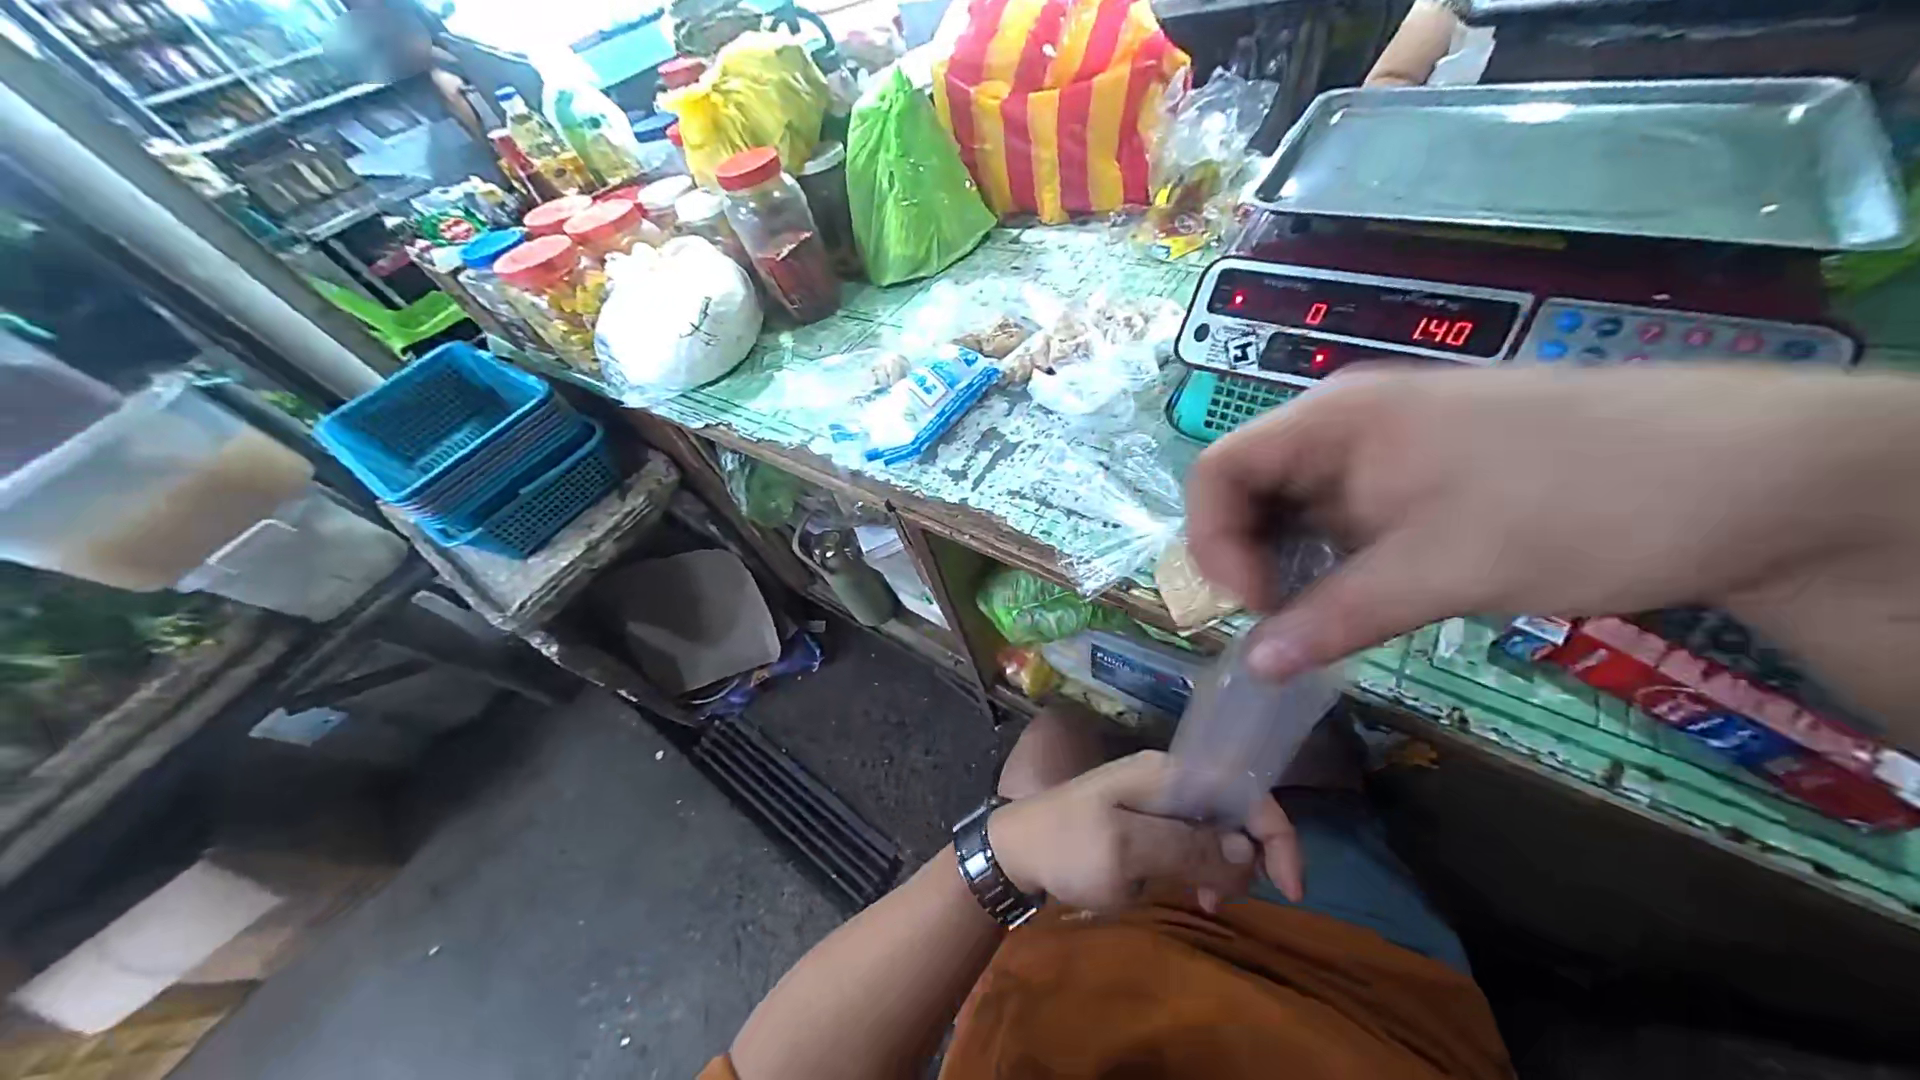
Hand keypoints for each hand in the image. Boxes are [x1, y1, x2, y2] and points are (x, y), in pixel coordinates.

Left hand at [987, 750, 1302, 912]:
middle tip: (1217, 900)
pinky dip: (1201, 869)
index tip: (1288, 890)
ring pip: (1218, 831)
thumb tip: (1247, 850)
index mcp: (1167, 773)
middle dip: (1246, 859)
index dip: (1277, 835)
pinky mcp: (1146, 822)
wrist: (1014, 849)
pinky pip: (1193, 842)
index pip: (1245, 789)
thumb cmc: (1065, 845)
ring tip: (1199, 901)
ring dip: (1223, 869)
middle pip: (1236, 812)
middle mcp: (1168, 779)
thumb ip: (1186, 847)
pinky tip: (1188, 892)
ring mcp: (1156, 800)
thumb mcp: (1124, 851)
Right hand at [1185, 365, 1919, 683]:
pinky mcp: (1414, 481)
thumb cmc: (1577, 503)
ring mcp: (1380, 453)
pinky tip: (1360, 600)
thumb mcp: (1443, 569)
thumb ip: (1334, 617)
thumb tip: (1253, 667)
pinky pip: (1339, 524)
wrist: (1755, 479)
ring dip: (1290, 568)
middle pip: (1248, 491)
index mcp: (1333, 421)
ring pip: (1292, 513)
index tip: (1256, 604)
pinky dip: (1331, 567)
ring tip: (1322, 618)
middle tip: (1285, 621)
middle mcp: (1343, 428)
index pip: (1219, 470)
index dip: (1214, 539)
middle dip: (1248, 558)